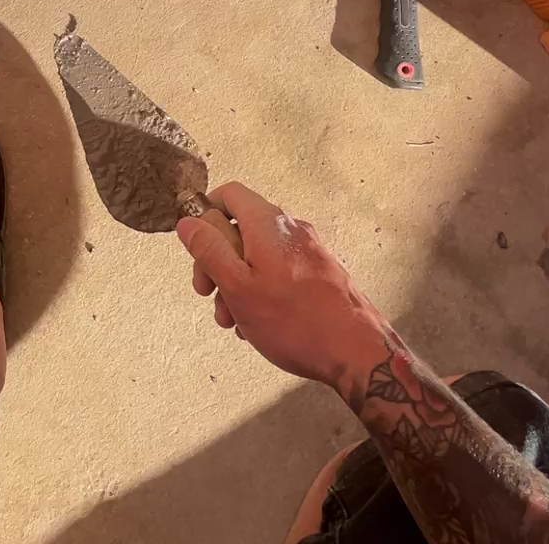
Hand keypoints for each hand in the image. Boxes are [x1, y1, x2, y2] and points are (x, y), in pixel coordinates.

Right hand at [176, 182, 391, 386]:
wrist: (360, 355)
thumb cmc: (295, 321)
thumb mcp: (237, 286)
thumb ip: (209, 250)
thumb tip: (188, 222)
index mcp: (268, 223)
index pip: (229, 193)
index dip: (206, 212)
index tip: (195, 245)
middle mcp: (291, 228)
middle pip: (241, 227)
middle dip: (217, 259)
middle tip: (208, 294)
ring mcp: (310, 251)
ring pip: (259, 253)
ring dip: (237, 281)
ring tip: (234, 320)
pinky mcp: (322, 273)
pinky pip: (280, 270)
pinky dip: (262, 288)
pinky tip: (259, 324)